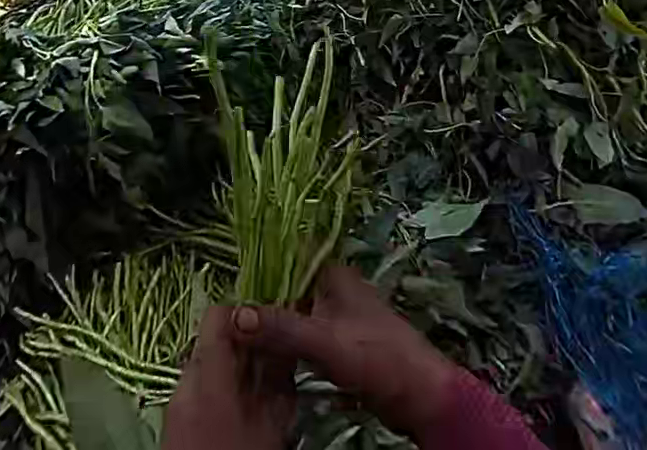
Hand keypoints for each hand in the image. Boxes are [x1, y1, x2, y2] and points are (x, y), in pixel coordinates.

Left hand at [162, 306, 294, 449]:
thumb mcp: (269, 426)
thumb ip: (278, 382)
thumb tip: (288, 349)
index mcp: (206, 375)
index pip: (218, 315)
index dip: (246, 314)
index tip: (270, 326)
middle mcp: (185, 382)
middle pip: (213, 340)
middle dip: (244, 344)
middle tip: (274, 357)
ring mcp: (175, 404)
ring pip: (207, 365)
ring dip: (235, 368)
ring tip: (263, 386)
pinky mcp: (174, 424)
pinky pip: (199, 390)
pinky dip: (222, 389)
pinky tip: (245, 410)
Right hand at [231, 265, 461, 438]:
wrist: (420, 394)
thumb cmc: (378, 356)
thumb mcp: (325, 341)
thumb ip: (282, 328)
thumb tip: (235, 314)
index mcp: (330, 272)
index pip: (287, 252)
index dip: (259, 259)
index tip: (231, 275)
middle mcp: (330, 286)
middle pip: (286, 283)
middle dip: (259, 296)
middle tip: (227, 311)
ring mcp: (333, 314)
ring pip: (292, 310)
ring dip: (269, 321)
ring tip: (237, 333)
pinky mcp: (336, 341)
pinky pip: (300, 334)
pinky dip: (282, 342)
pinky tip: (262, 355)